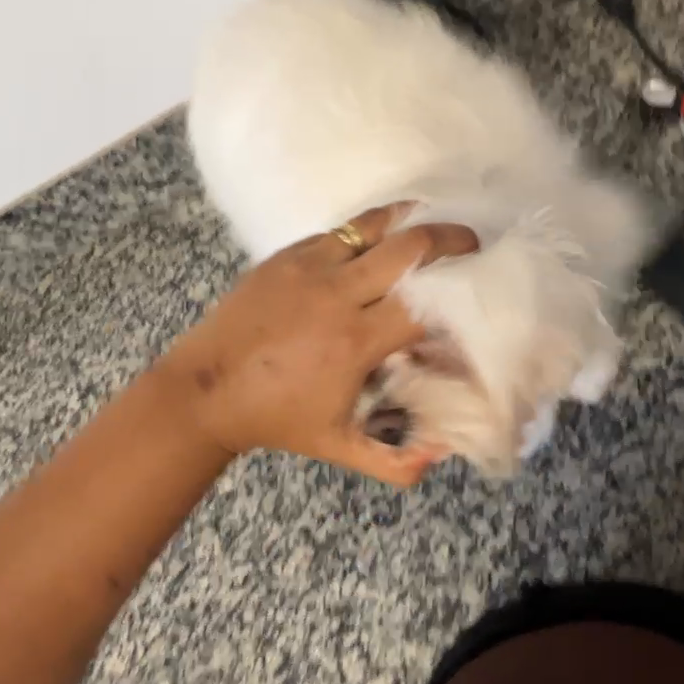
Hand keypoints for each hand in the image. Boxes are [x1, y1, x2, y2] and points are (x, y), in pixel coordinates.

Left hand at [157, 203, 478, 485]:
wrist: (204, 390)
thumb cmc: (277, 418)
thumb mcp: (339, 447)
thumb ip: (397, 462)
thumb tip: (446, 451)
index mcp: (354, 341)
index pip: (426, 306)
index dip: (460, 304)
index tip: (478, 303)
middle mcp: (337, 294)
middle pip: (411, 247)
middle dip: (452, 240)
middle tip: (474, 246)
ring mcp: (310, 266)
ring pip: (376, 224)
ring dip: (413, 221)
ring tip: (435, 226)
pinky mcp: (287, 255)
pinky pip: (341, 230)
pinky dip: (371, 230)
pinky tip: (385, 237)